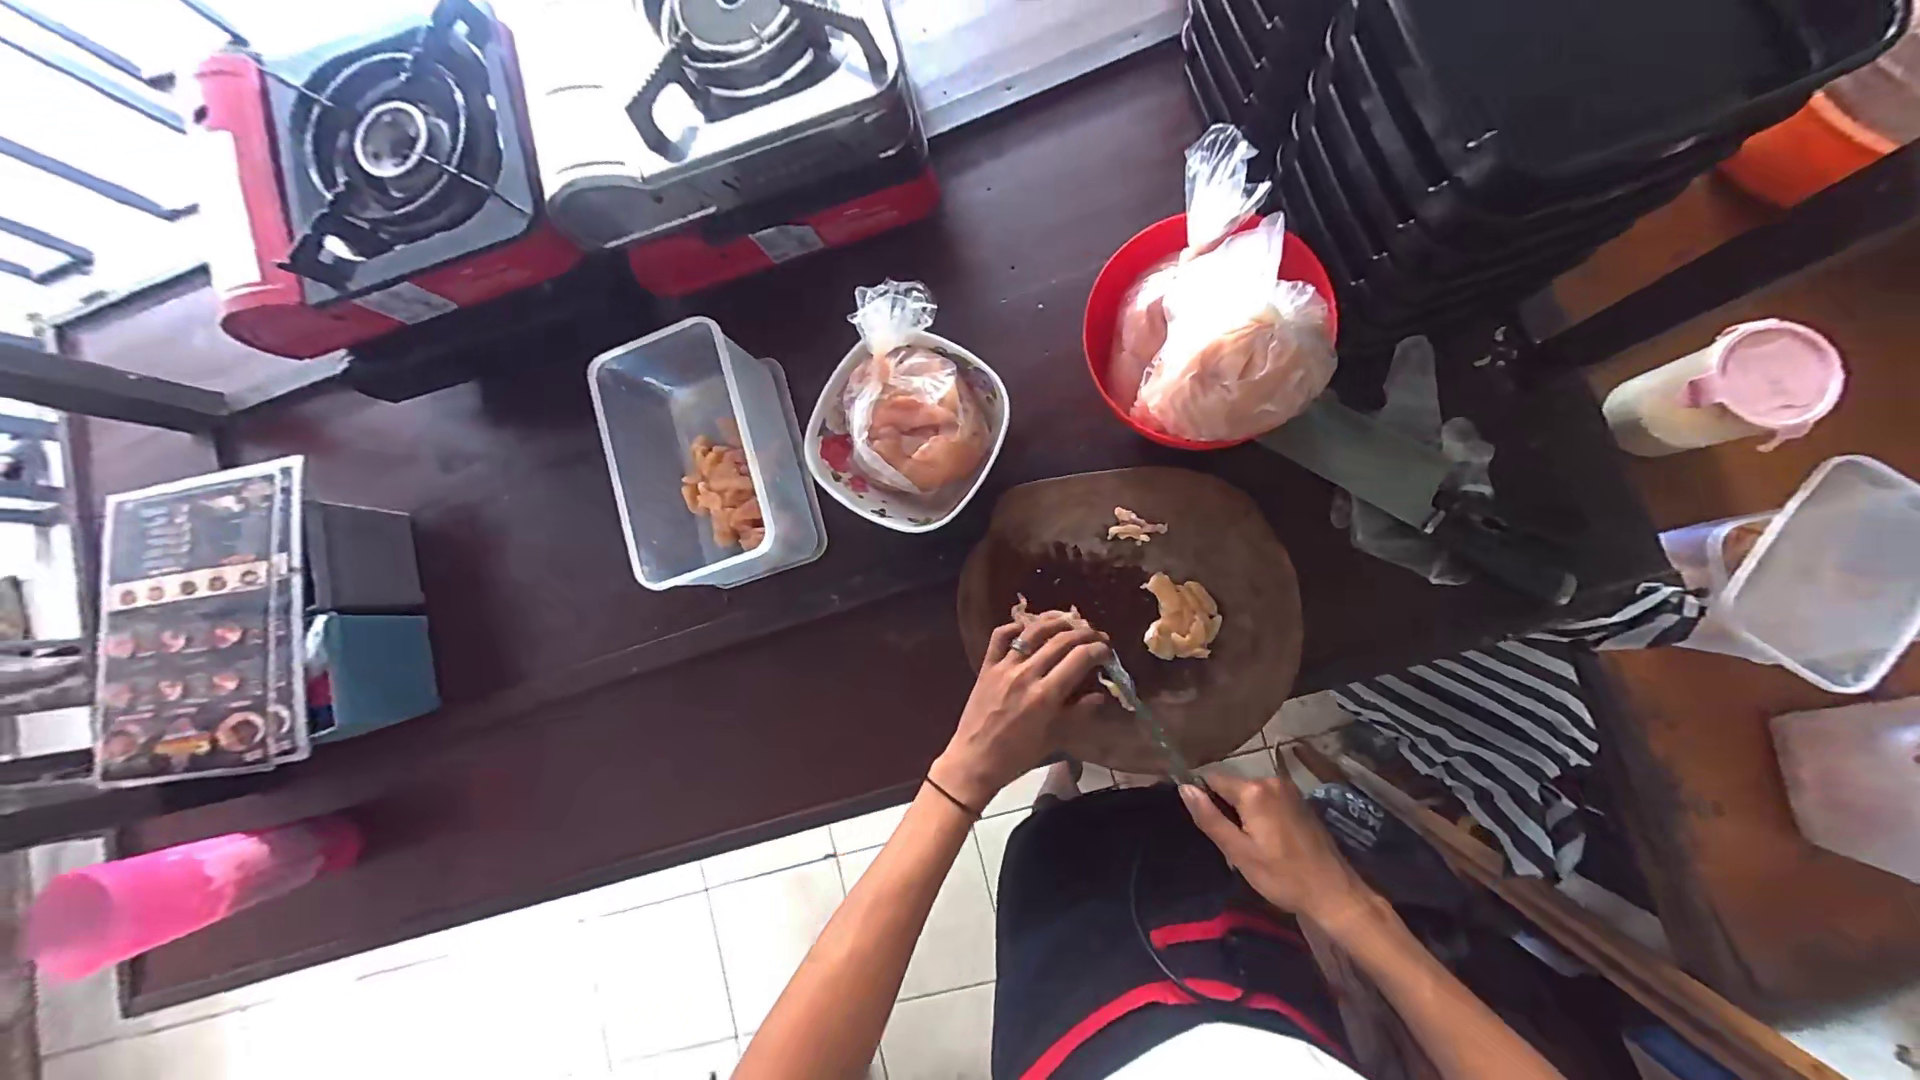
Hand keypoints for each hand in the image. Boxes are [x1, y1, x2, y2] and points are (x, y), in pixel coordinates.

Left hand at [930, 616, 1111, 810]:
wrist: (975, 760)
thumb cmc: (1017, 756)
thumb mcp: (1054, 738)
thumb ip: (1078, 713)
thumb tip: (1100, 695)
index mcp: (1046, 695)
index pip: (1080, 658)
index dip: (1098, 649)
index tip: (1107, 650)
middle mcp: (1026, 674)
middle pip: (1061, 640)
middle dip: (1085, 633)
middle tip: (1096, 635)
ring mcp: (1004, 667)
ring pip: (1033, 631)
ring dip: (1055, 621)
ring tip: (1069, 621)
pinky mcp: (987, 666)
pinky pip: (1000, 636)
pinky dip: (1016, 626)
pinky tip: (1028, 627)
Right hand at [1180, 773, 1378, 930]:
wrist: (1336, 894)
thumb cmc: (1283, 876)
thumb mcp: (1239, 852)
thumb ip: (1209, 817)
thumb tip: (1184, 788)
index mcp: (1253, 790)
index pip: (1212, 778)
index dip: (1204, 798)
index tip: (1209, 824)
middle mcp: (1271, 780)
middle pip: (1231, 786)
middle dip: (1225, 808)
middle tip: (1232, 842)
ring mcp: (1288, 789)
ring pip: (1249, 794)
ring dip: (1242, 812)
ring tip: (1251, 845)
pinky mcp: (1299, 800)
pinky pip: (1266, 799)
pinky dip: (1260, 813)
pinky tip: (1268, 840)